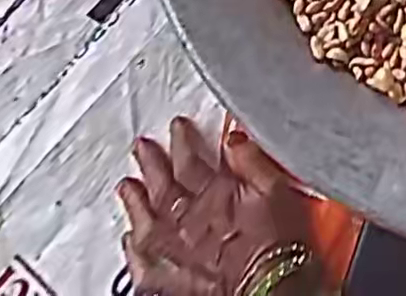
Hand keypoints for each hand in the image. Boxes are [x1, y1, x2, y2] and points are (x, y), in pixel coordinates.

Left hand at [117, 118, 310, 295]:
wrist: (274, 289)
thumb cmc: (277, 242)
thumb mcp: (275, 188)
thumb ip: (251, 159)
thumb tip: (232, 137)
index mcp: (214, 196)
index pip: (189, 161)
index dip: (180, 141)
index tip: (176, 126)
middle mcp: (189, 223)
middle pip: (162, 188)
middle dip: (150, 165)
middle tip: (141, 148)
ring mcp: (177, 255)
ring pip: (147, 223)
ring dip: (135, 202)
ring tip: (127, 186)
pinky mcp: (172, 284)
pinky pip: (143, 266)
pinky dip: (133, 251)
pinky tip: (130, 240)